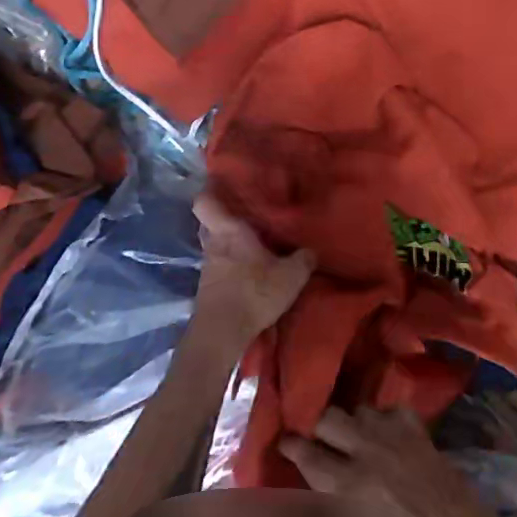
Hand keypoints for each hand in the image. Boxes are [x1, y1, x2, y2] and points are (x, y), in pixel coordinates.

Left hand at [192, 193, 315, 346]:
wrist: (221, 335)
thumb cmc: (253, 293)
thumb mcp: (290, 276)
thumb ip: (303, 259)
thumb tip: (311, 250)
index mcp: (229, 231)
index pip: (205, 201)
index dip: (210, 190)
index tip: (222, 182)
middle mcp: (213, 244)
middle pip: (209, 221)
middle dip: (222, 216)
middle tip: (243, 211)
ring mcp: (207, 266)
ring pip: (214, 243)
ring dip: (227, 242)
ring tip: (249, 240)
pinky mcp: (208, 287)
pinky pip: (217, 264)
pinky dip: (229, 262)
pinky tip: (247, 268)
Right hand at [280, 407, 516, 516]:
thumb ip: (328, 501)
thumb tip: (308, 480)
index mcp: (347, 484)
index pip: (308, 456)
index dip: (291, 445)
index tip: (283, 439)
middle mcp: (365, 450)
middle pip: (328, 418)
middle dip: (318, 422)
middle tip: (316, 430)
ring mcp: (390, 432)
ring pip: (358, 410)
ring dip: (353, 421)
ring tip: (354, 432)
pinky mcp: (412, 424)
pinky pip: (388, 409)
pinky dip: (384, 418)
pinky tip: (385, 430)